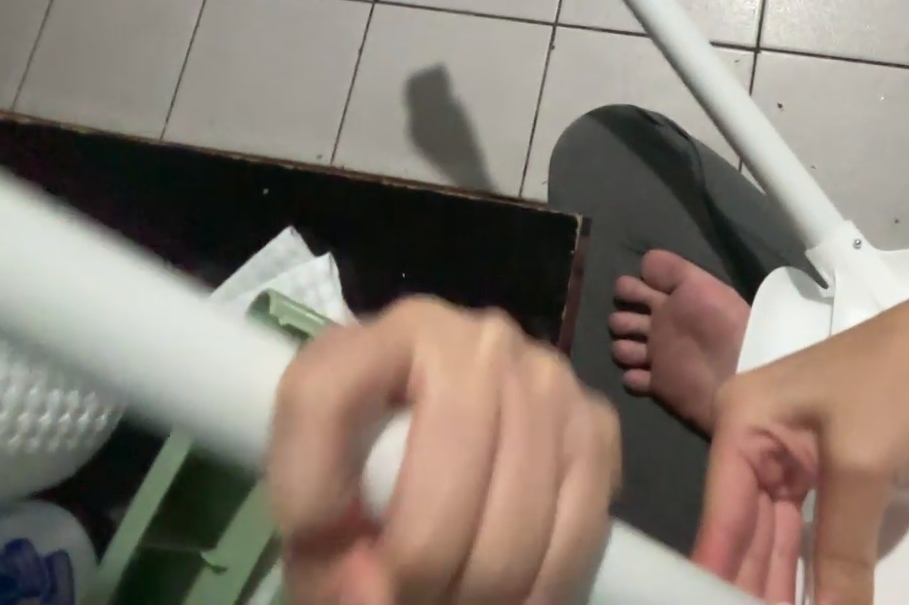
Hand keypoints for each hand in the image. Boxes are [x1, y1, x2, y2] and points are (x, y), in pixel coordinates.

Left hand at [268, 297, 621, 604]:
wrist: (456, 421)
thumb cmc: (381, 450)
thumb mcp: (324, 474)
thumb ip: (319, 531)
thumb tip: (368, 598)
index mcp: (397, 330)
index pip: (326, 399)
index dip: (312, 503)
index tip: (330, 573)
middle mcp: (481, 339)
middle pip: (444, 488)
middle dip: (420, 577)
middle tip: (407, 600)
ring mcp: (549, 376)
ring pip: (514, 527)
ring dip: (480, 596)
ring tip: (454, 597)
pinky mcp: (596, 421)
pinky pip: (577, 533)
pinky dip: (542, 591)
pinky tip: (510, 595)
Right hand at [692, 293, 908, 604]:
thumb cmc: (891, 387)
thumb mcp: (862, 469)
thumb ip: (840, 556)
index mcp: (741, 420)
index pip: (722, 516)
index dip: (717, 577)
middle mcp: (750, 435)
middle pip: (742, 530)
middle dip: (748, 588)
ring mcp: (782, 451)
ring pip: (772, 534)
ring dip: (776, 587)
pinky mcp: (815, 466)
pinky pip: (802, 527)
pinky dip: (807, 569)